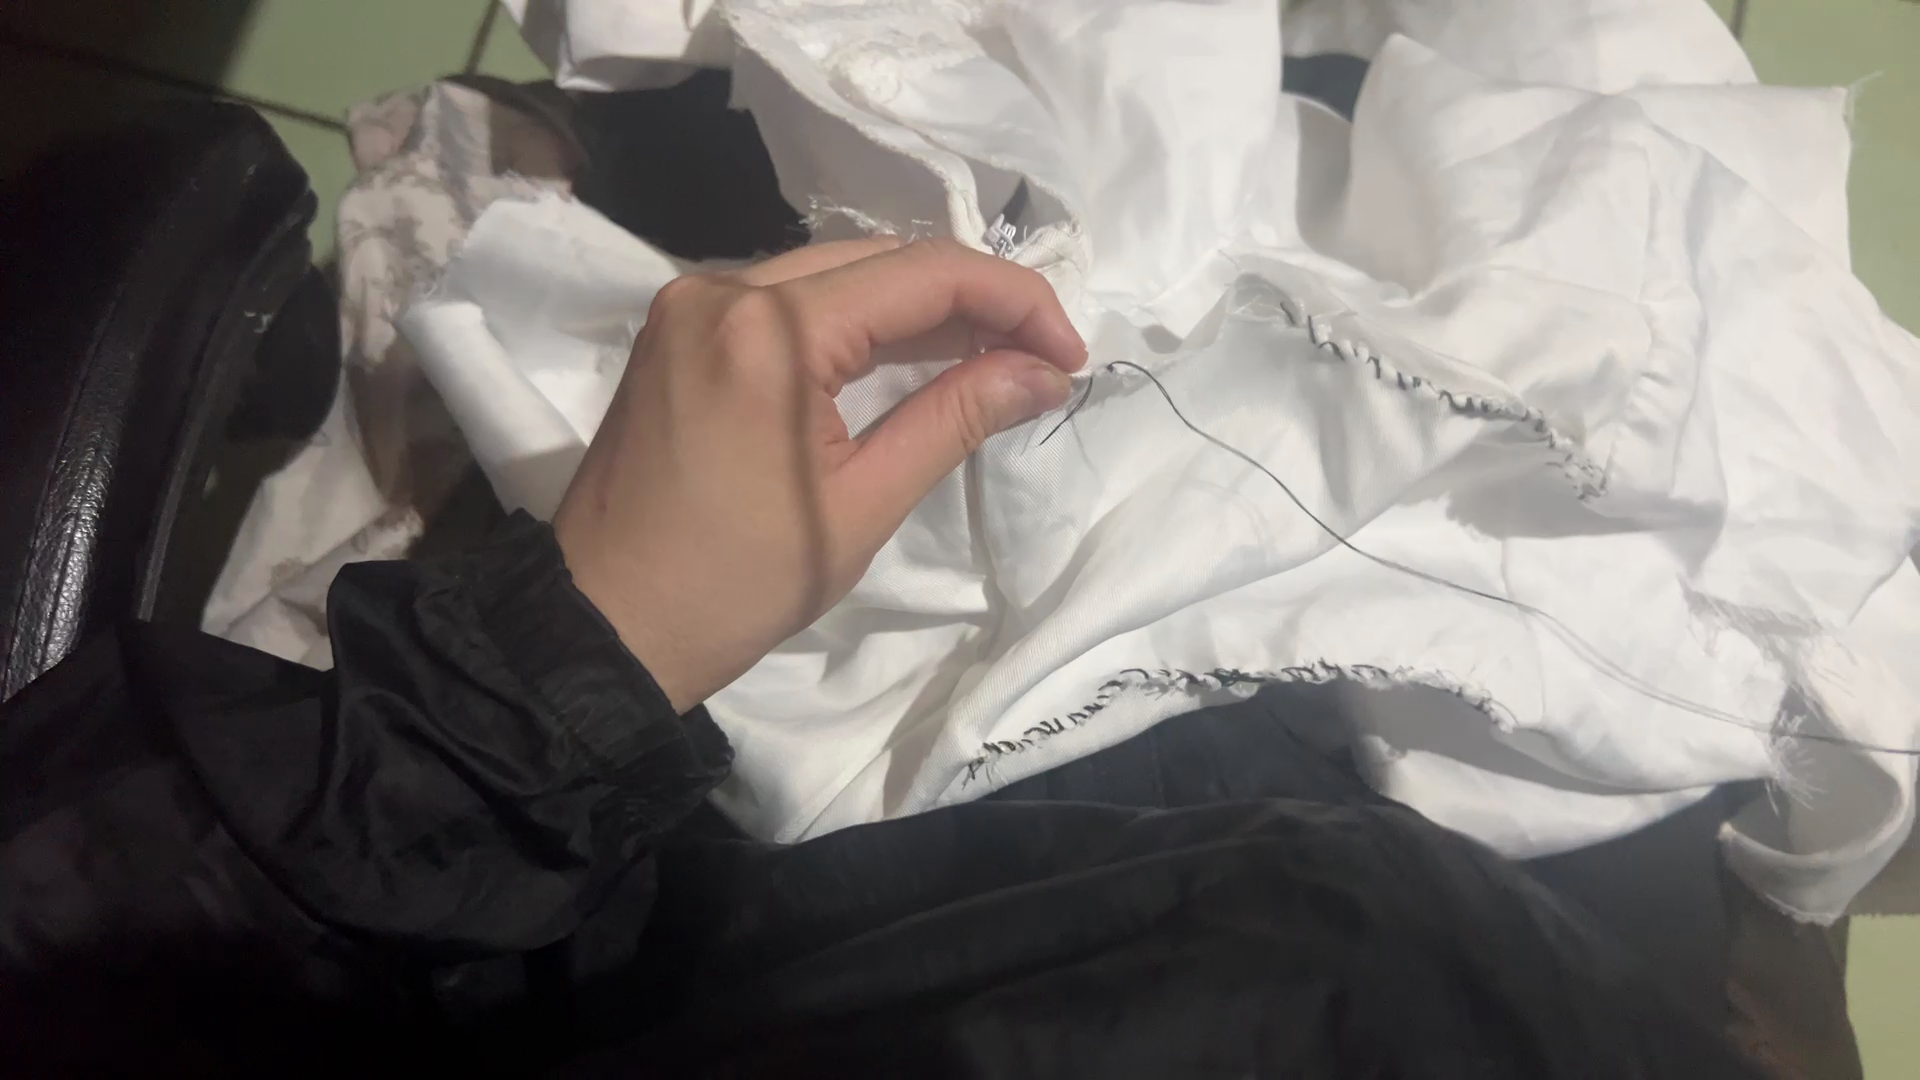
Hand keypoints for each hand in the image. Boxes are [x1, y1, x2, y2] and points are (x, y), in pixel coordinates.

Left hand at [552, 237, 1086, 711]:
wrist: (608, 625)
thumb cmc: (740, 585)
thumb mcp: (863, 505)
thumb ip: (956, 419)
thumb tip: (1044, 372)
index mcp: (770, 331)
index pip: (923, 275)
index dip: (1014, 300)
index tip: (1067, 354)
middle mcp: (724, 289)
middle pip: (881, 261)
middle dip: (973, 302)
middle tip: (1035, 359)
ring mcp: (694, 303)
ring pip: (837, 277)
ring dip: (918, 312)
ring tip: (989, 358)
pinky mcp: (682, 330)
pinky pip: (792, 305)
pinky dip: (858, 327)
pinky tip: (905, 359)